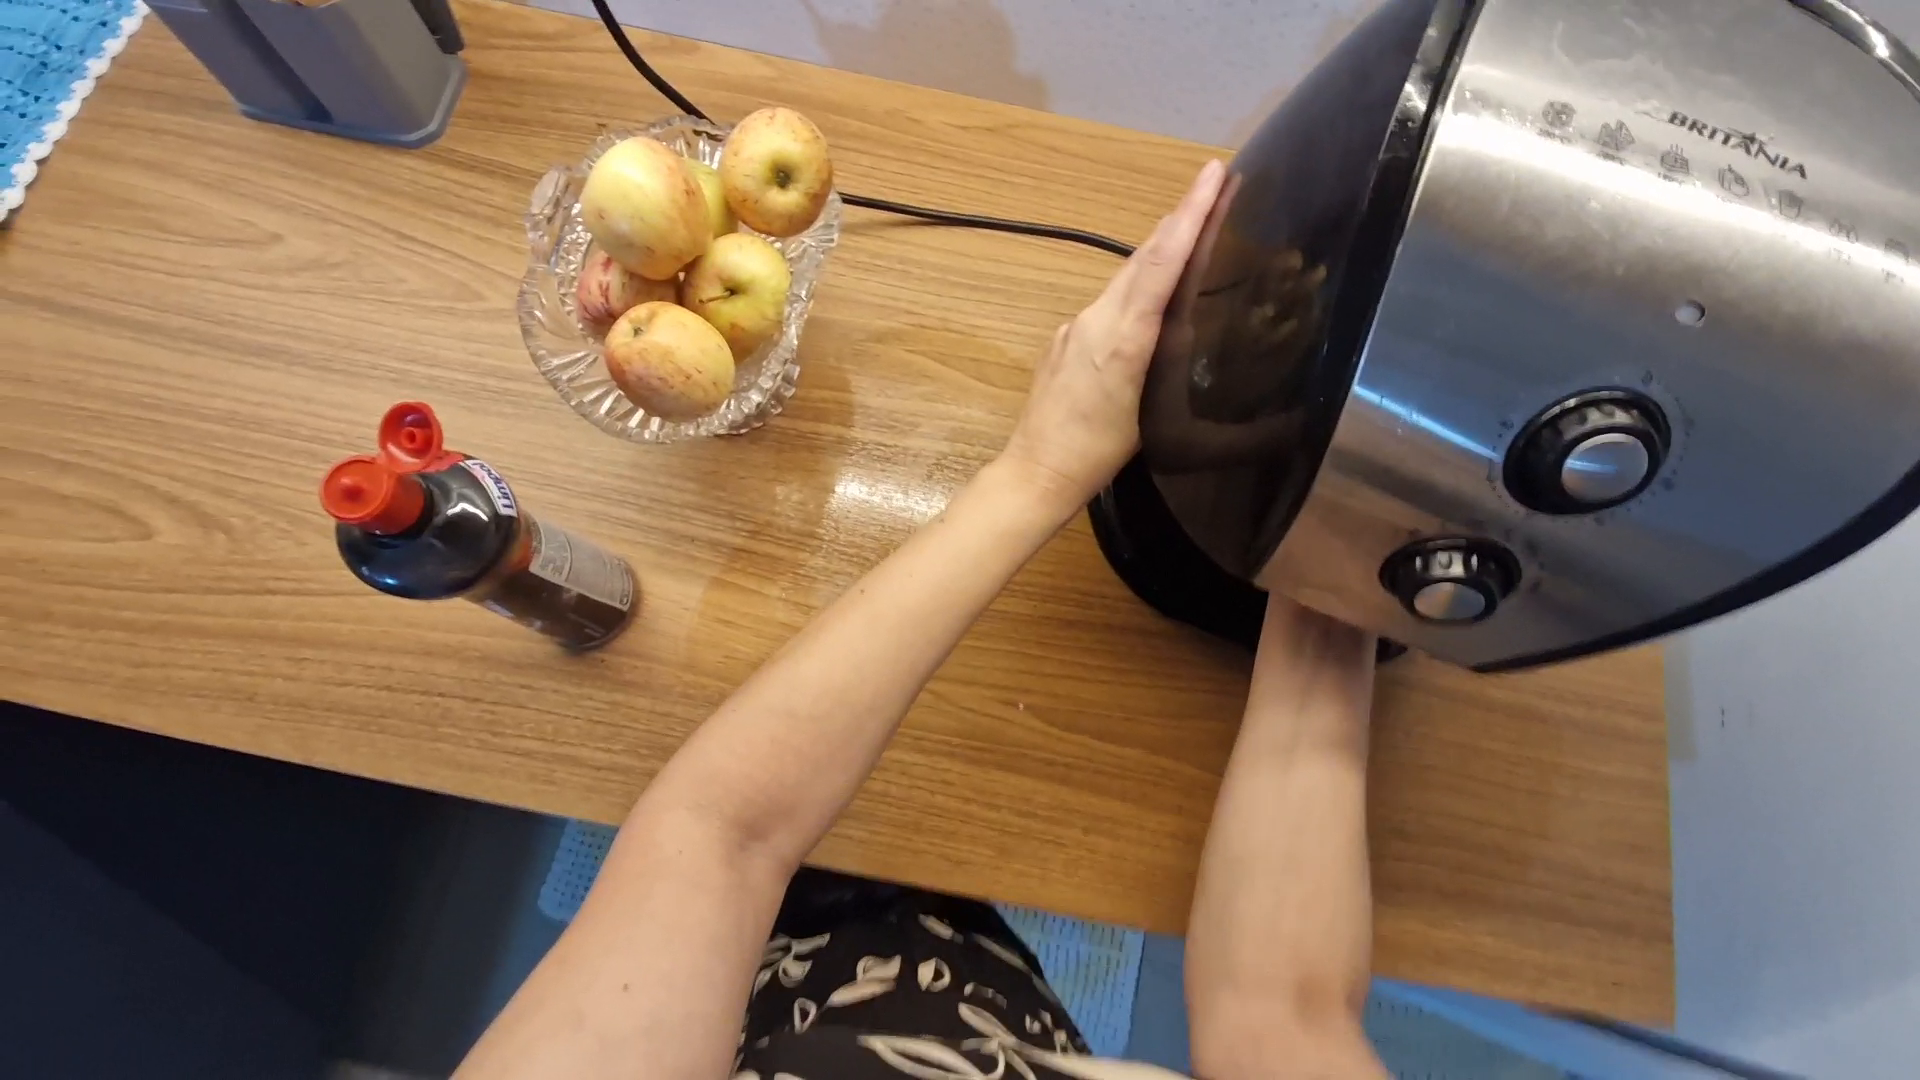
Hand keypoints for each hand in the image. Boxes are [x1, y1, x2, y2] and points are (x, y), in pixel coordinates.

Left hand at [999, 159, 1226, 508]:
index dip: (1188, 217)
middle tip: (1211, 186)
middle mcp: (1093, 322)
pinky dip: (1134, 288)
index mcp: (1120, 339)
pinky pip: (1107, 303)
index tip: (1212, 174)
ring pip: (1123, 280)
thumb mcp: (1147, 413)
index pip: (1159, 266)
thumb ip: (1163, 361)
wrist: (1037, 470)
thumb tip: (1181, 326)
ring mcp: (1072, 329)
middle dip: (1177, 221)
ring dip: (1157, 252)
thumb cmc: (1095, 455)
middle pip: (1140, 261)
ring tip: (1190, 228)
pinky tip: (1149, 293)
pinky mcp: (1062, 342)